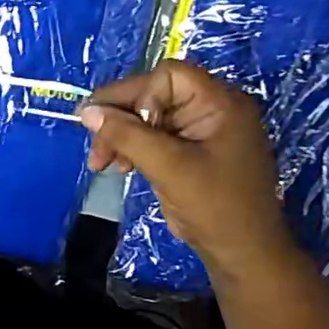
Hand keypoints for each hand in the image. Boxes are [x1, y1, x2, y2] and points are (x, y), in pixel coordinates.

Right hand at [78, 60, 294, 269]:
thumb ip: (127, 136)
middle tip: (95, 147)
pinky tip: (118, 165)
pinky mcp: (186, 149)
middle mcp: (209, 109)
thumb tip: (87, 112)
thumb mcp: (169, 167)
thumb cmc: (216, 206)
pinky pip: (149, 135)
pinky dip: (129, 147)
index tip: (120, 127)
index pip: (168, 76)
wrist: (241, 251)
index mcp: (219, 103)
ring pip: (145, 116)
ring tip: (102, 163)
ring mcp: (198, 130)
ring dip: (119, 135)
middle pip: (152, 94)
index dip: (139, 95)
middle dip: (120, 118)